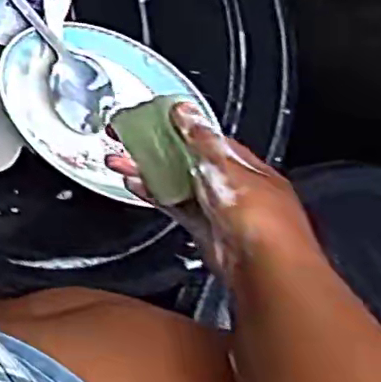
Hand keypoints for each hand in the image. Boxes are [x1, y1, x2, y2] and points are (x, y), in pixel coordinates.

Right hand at [107, 102, 321, 278]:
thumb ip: (201, 139)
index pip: (209, 140)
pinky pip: (171, 204)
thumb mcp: (226, 167)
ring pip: (174, 181)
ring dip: (144, 169)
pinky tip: (133, 183)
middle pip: (185, 160)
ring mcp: (217, 209)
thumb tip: (185, 111)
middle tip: (125, 137)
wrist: (262, 270)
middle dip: (152, 148)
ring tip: (117, 159)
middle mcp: (234, 188)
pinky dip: (150, 192)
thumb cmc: (261, 218)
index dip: (178, 126)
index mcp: (248, 170)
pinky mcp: (201, 228)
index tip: (150, 117)